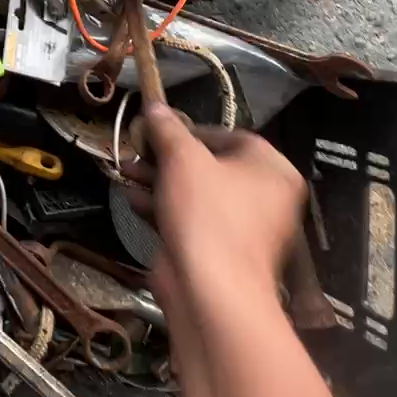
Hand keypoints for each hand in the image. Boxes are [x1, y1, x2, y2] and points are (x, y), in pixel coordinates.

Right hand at [120, 102, 306, 298]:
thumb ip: (167, 129)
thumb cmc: (206, 213)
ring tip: (126, 171)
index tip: (155, 130)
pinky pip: (190, 218)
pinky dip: (162, 207)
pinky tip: (132, 199)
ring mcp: (242, 226)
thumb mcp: (182, 159)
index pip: (227, 136)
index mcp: (271, 169)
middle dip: (165, 157)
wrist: (210, 291)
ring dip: (157, 180)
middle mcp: (263, 196)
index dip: (187, 130)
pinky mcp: (218, 250)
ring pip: (194, 192)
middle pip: (207, 164)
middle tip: (136, 150)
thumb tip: (155, 106)